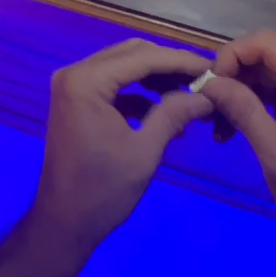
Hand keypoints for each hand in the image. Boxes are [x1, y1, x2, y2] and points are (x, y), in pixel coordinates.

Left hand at [30, 38, 213, 248]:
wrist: (62, 223)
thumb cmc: (102, 191)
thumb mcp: (144, 151)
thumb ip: (173, 114)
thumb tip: (207, 95)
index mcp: (86, 80)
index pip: (142, 57)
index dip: (180, 61)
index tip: (213, 68)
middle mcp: (75, 72)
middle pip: (131, 53)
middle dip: (169, 66)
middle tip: (204, 81)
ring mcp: (73, 84)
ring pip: (124, 65)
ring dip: (155, 78)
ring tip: (189, 96)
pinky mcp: (76, 98)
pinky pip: (114, 82)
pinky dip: (139, 92)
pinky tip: (166, 111)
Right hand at [198, 31, 275, 252]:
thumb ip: (244, 111)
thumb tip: (208, 81)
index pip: (266, 43)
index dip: (232, 55)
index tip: (209, 86)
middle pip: (265, 56)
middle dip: (232, 77)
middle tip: (208, 108)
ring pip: (265, 73)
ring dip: (238, 93)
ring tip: (217, 125)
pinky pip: (274, 91)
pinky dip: (251, 104)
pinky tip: (232, 129)